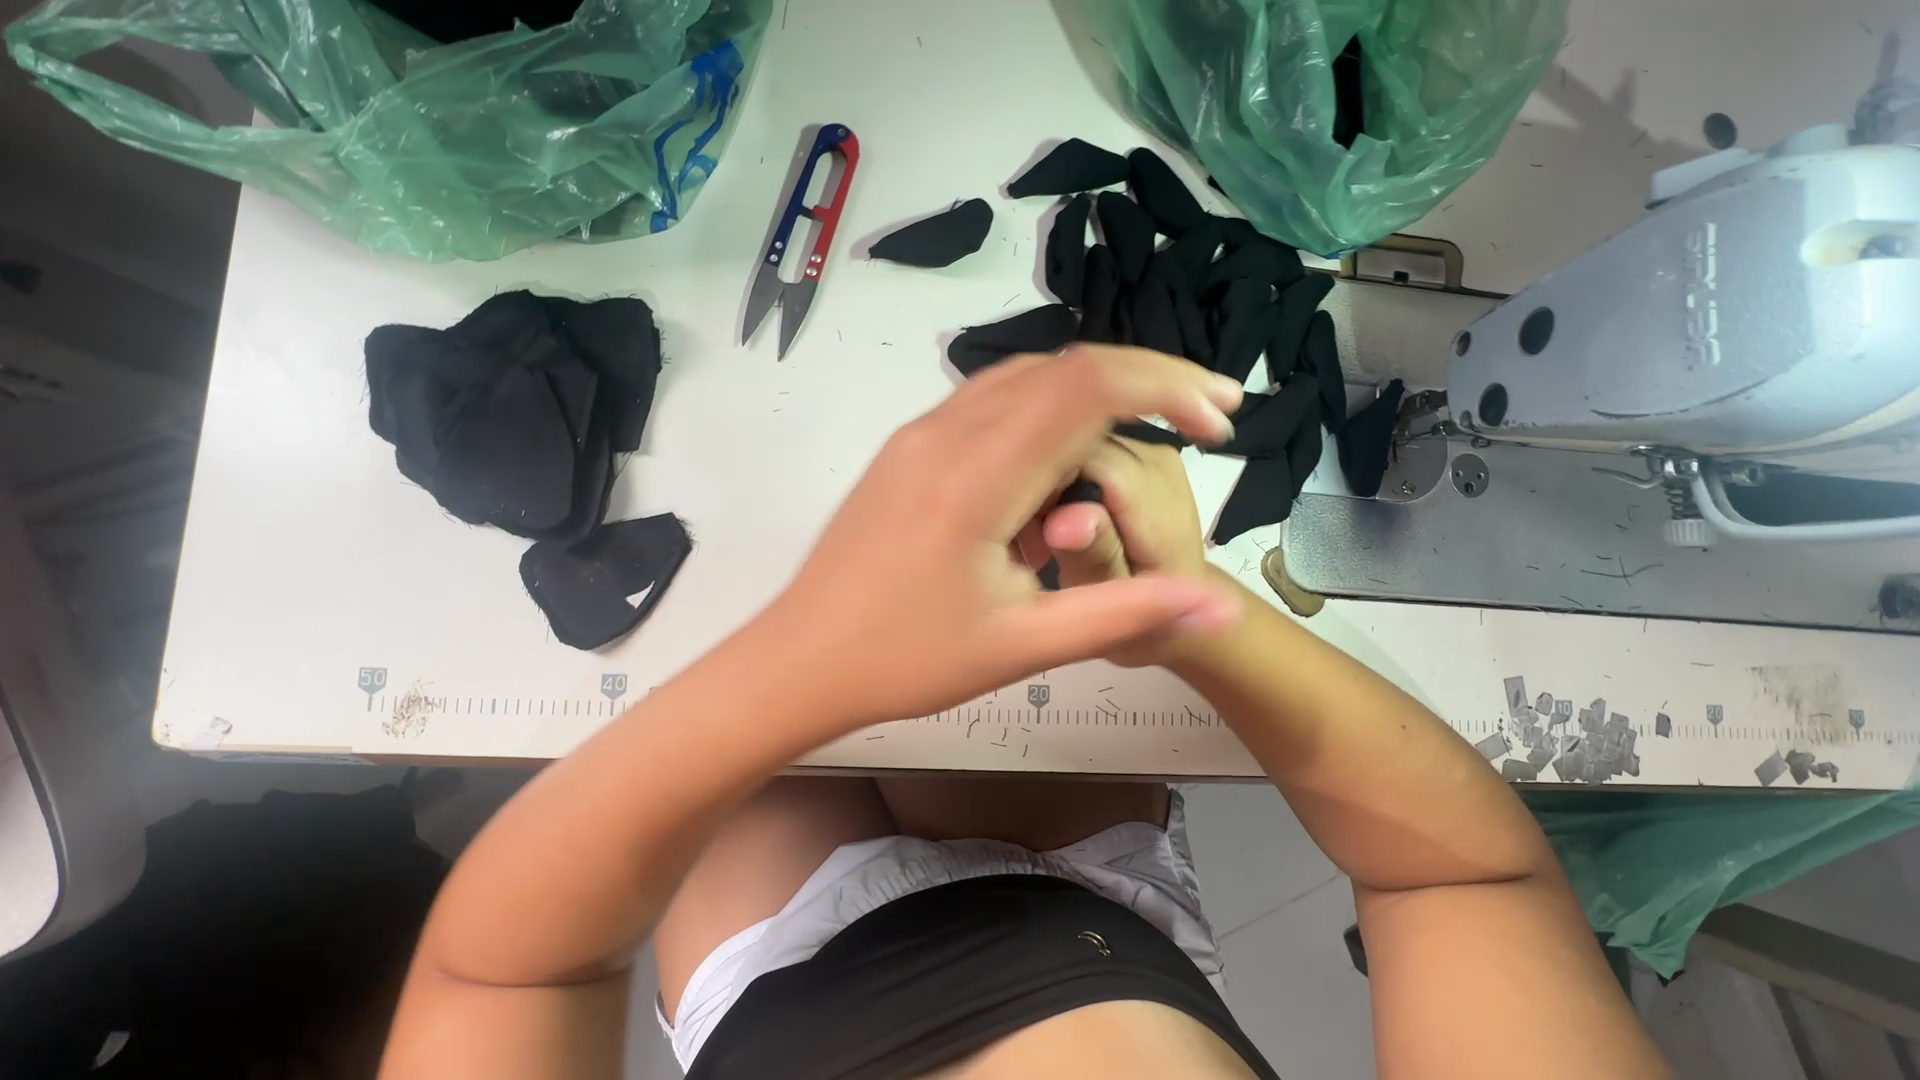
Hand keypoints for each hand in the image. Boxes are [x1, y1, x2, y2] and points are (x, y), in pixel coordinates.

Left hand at [762, 346, 1243, 730]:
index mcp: (977, 477)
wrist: (799, 660)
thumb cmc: (906, 662)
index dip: (1167, 385)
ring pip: (1025, 378)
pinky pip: (990, 401)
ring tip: (1149, 431)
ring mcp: (919, 433)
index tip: (1220, 418)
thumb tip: (1223, 605)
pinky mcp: (907, 447)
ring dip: (1095, 392)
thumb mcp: (1022, 647)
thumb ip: (1125, 614)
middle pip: (1063, 368)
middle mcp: (946, 432)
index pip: (1088, 386)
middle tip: (1206, 417)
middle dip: (1146, 380)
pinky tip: (1068, 457)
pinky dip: (1047, 411)